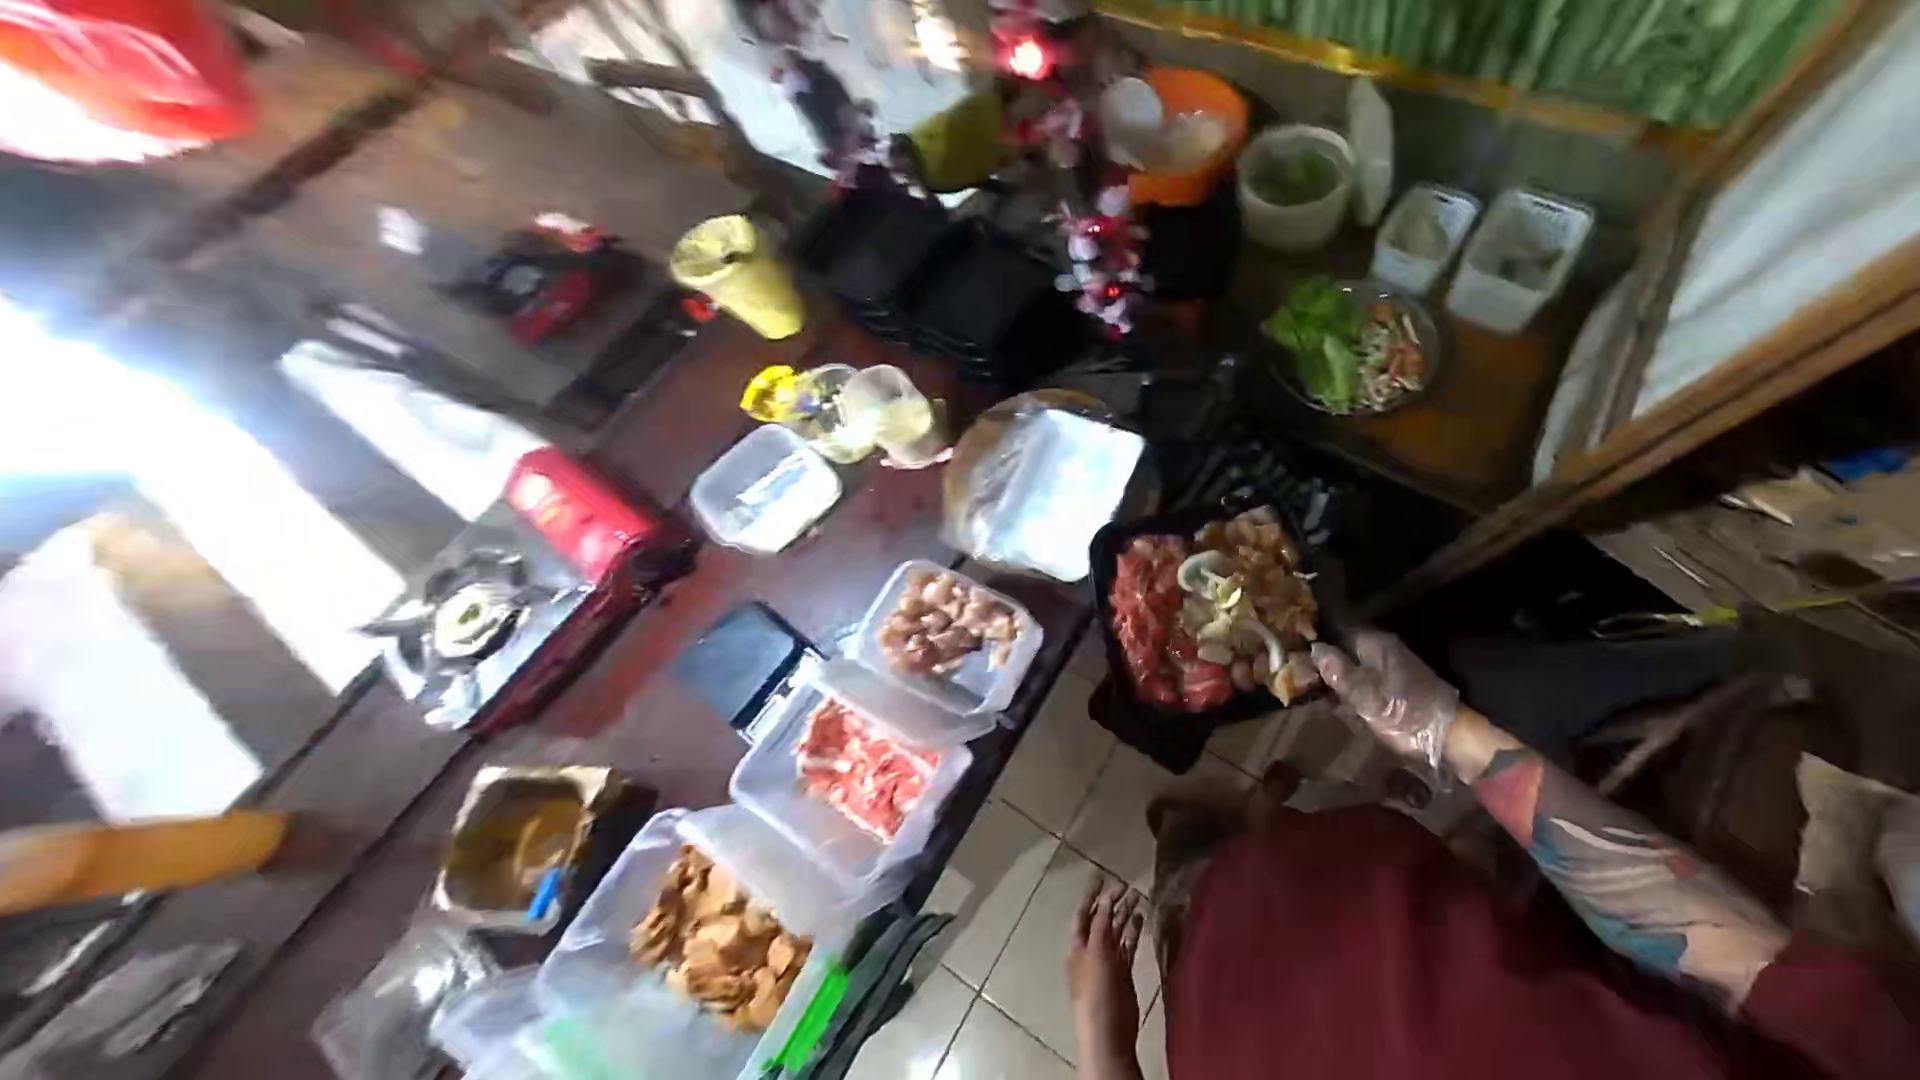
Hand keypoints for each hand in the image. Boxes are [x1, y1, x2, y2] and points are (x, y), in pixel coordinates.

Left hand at [1068, 875, 1143, 1068]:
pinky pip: (1127, 946)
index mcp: (1079, 943)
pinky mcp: (1123, 972)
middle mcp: (1092, 948)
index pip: (1084, 912)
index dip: (1091, 894)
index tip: (1101, 876)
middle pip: (1102, 920)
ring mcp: (1108, 961)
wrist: (1108, 1032)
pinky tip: (1140, 918)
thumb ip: (1101, 925)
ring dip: (1125, 914)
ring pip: (1116, 931)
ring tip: (1138, 896)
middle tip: (1127, 885)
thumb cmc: (1096, 990)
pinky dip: (1133, 932)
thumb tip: (1106, 898)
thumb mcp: (1096, 953)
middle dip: (1112, 902)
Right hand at [1310, 630, 1458, 783]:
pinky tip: (1332, 703)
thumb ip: (1335, 668)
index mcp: (1372, 643)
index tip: (1291, 654)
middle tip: (1297, 678)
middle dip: (1318, 663)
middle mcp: (1378, 651)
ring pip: (1346, 667)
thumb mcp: (1361, 691)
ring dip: (1329, 680)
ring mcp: (1384, 669)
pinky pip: (1358, 683)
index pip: (1332, 631)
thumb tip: (1313, 648)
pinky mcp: (1388, 688)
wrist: (1445, 738)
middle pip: (1338, 650)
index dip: (1311, 641)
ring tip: (1311, 693)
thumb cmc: (1401, 710)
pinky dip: (1344, 692)